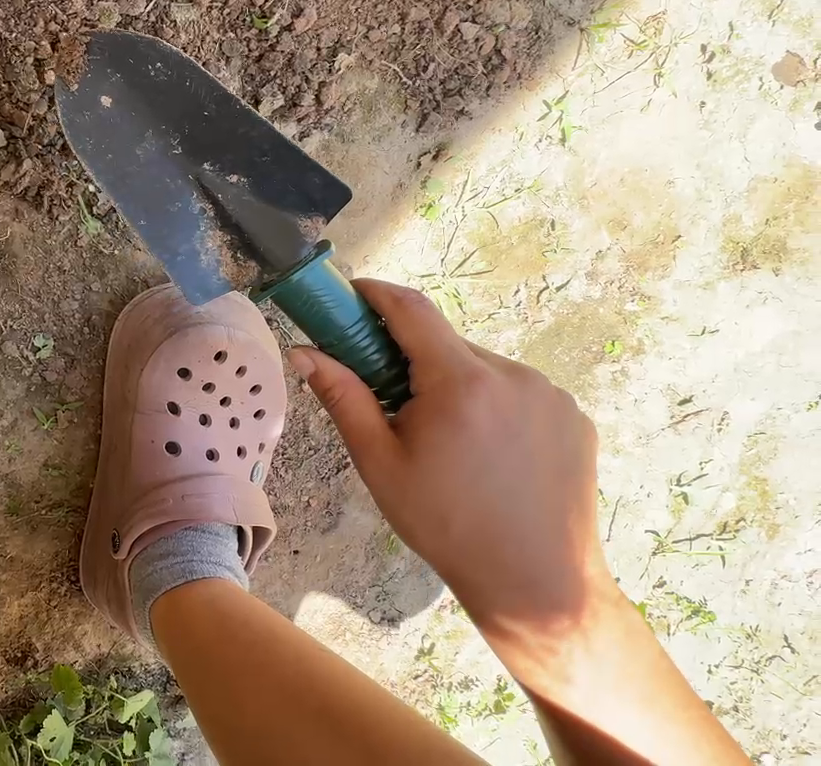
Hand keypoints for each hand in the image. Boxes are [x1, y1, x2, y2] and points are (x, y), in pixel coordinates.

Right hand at [289, 280, 612, 644]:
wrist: (540, 583)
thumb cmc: (442, 520)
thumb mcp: (377, 459)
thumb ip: (342, 395)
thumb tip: (301, 352)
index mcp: (461, 383)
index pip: (412, 310)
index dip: (376, 293)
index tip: (349, 294)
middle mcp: (513, 376)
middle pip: (444, 342)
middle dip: (408, 354)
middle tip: (383, 391)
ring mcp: (552, 396)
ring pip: (480, 367)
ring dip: (449, 380)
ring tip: (437, 433)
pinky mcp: (575, 418)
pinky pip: (515, 390)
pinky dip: (486, 401)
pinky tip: (480, 447)